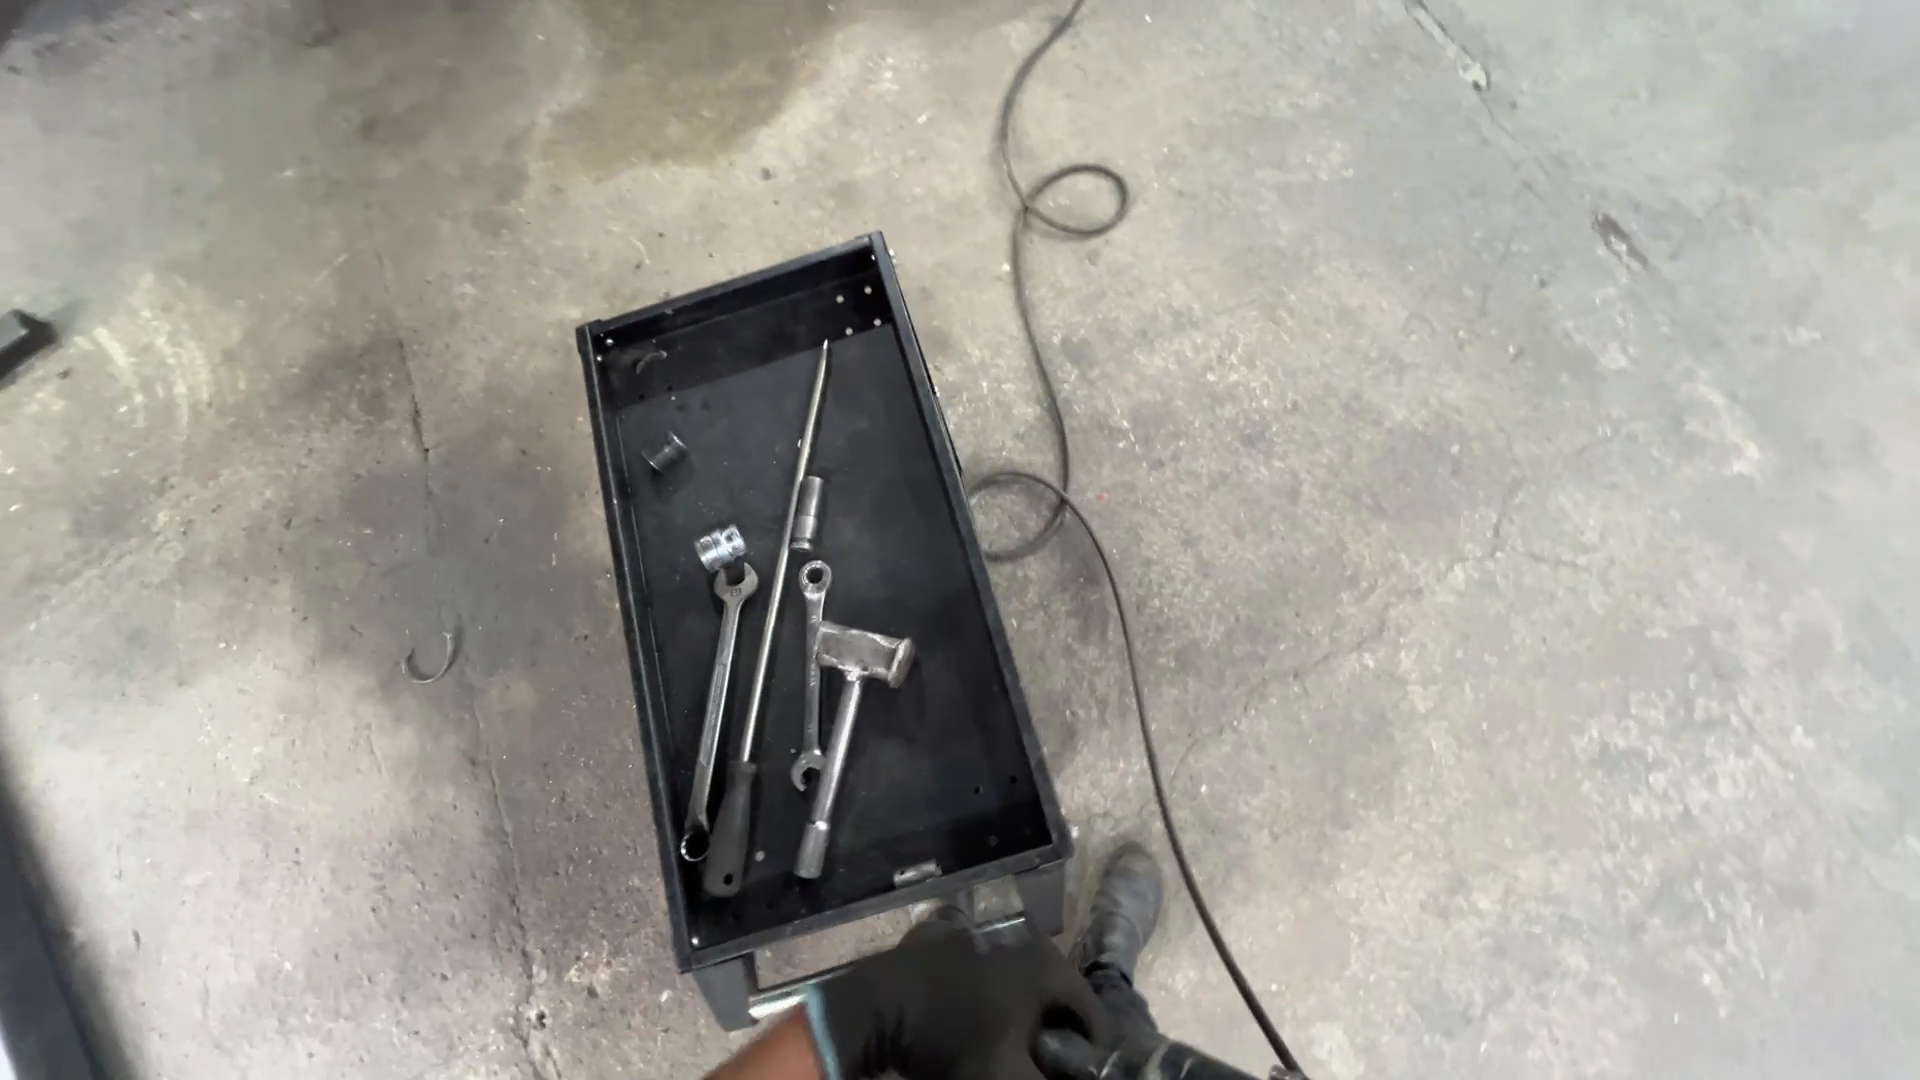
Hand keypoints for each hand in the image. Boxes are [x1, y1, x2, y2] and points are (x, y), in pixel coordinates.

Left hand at [805, 922, 1113, 1079]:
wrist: (881, 1004)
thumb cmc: (951, 1040)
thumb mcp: (1006, 1078)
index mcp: (1047, 966)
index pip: (1092, 1011)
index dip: (1095, 1051)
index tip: (1085, 1075)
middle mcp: (1025, 939)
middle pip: (1059, 993)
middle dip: (1060, 1032)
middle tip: (1046, 1064)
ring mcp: (988, 931)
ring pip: (1025, 979)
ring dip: (1027, 1013)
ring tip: (1015, 1047)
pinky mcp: (956, 935)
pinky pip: (991, 969)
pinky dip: (995, 995)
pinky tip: (979, 1020)